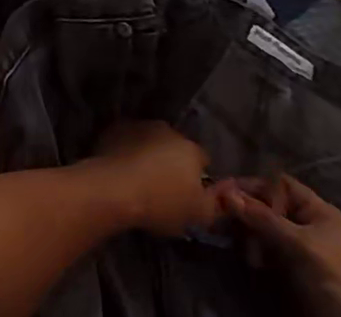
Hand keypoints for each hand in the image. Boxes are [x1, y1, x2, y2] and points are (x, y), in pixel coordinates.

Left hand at [86, 120, 213, 235]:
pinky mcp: (114, 128)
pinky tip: (122, 167)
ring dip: (150, 152)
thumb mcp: (198, 214)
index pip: (203, 159)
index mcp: (189, 148)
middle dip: (173, 160)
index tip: (190, 192)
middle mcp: (165, 129)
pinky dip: (128, 149)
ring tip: (141, 176)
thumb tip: (226, 190)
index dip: (199, 176)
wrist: (114, 188)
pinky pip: (127, 139)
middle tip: (164, 184)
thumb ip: (216, 201)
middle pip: (175, 146)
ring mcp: (138, 125)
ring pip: (150, 140)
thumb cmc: (161, 203)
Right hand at [212, 177, 340, 316]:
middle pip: (270, 207)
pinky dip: (257, 255)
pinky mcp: (298, 274)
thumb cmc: (337, 281)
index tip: (223, 191)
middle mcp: (311, 226)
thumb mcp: (300, 246)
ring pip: (267, 232)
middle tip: (222, 220)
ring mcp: (304, 252)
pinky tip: (250, 261)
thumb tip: (226, 192)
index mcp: (320, 212)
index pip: (279, 184)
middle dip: (247, 212)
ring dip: (250, 236)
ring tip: (240, 248)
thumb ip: (263, 218)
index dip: (253, 185)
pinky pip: (270, 255)